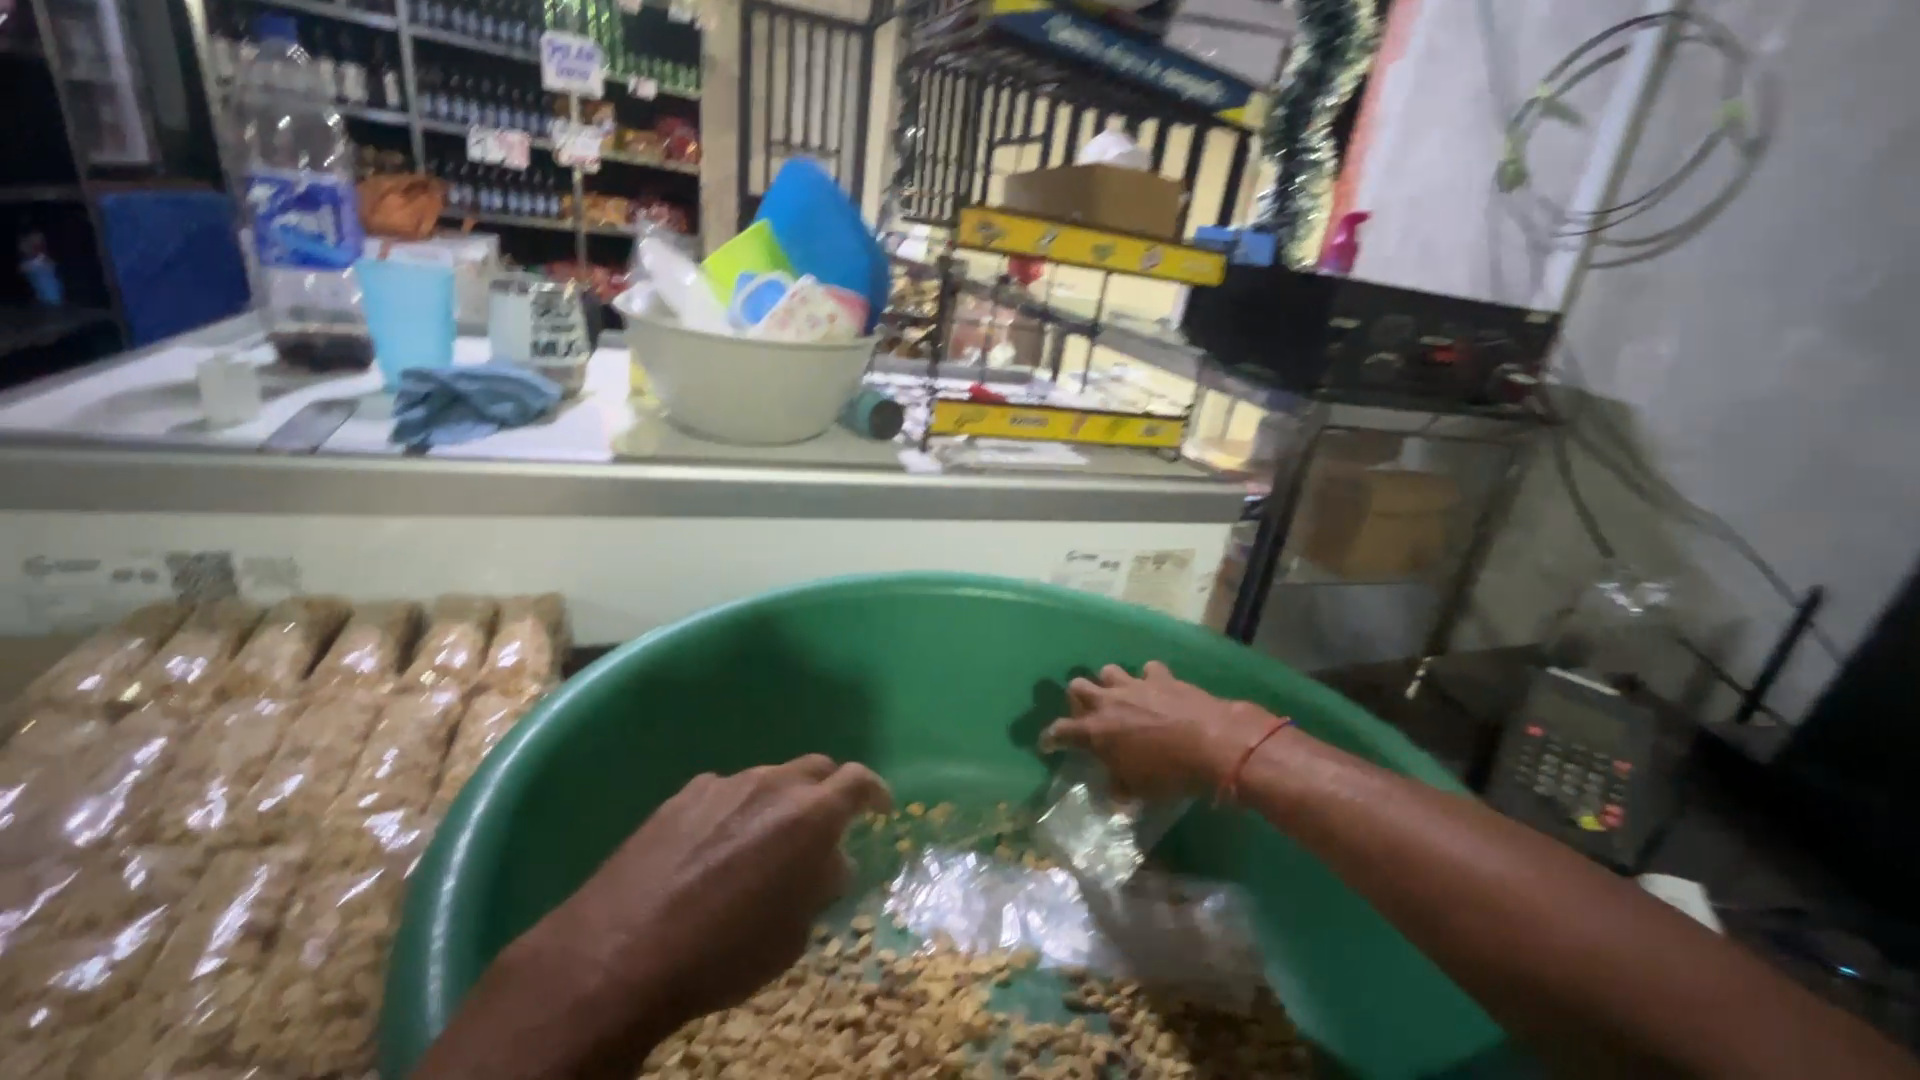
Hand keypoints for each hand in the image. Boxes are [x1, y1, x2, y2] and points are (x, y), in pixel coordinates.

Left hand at [541, 755, 891, 1039]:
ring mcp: (723, 785)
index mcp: (810, 816)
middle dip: (828, 793)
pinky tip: (717, 849)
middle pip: (815, 769)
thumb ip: (820, 885)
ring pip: (768, 780)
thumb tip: (829, 862)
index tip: (879, 808)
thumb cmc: (725, 954)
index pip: (858, 781)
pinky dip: (738, 810)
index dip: (874, 792)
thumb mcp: (793, 934)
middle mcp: (771, 786)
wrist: (622, 952)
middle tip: (826, 829)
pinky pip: (726, 792)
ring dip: (780, 803)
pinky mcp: (681, 796)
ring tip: (767, 844)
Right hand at [1040, 662, 1270, 798]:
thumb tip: (1113, 786)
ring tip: (1122, 697)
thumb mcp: (1138, 789)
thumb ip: (1118, 783)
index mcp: (1096, 731)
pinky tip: (1158, 690)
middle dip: (1079, 699)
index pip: (1060, 731)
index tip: (1049, 743)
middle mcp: (1108, 702)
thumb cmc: (1170, 774)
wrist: (1213, 745)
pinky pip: (1148, 670)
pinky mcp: (1162, 677)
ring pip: (1108, 671)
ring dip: (1111, 684)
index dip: (1051, 738)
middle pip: (1077, 687)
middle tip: (1089, 714)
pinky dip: (1151, 679)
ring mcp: (1135, 685)